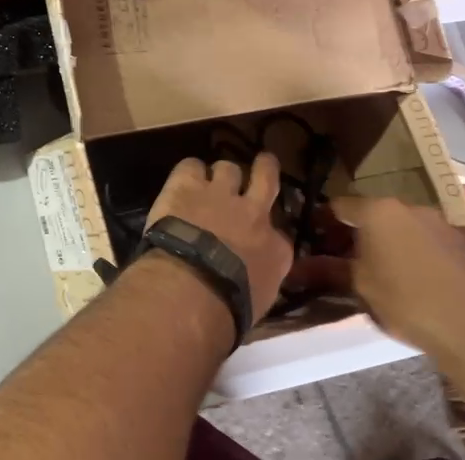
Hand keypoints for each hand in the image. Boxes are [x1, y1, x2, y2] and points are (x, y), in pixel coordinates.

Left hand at [144, 154, 292, 324]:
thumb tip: (253, 276)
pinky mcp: (187, 185)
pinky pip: (191, 165)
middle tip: (264, 160)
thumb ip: (261, 278)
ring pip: (227, 167)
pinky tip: (185, 178)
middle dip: (266, 167)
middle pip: (266, 177)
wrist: (194, 284)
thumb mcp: (260, 298)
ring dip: (220, 174)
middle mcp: (254, 213)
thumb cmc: (229, 305)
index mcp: (276, 248)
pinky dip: (189, 171)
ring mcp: (220, 194)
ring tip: (210, 179)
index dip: (267, 229)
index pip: (279, 232)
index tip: (260, 232)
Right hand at [331, 195, 464, 356]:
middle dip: (360, 231)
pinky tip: (418, 277)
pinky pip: (430, 240)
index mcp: (378, 210)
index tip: (317, 239)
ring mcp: (442, 223)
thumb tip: (298, 266)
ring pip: (404, 226)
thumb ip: (329, 269)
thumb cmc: (405, 302)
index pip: (339, 205)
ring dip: (391, 240)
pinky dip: (419, 251)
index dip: (324, 222)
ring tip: (386, 268)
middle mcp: (410, 206)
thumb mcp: (359, 286)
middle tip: (348, 256)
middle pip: (374, 213)